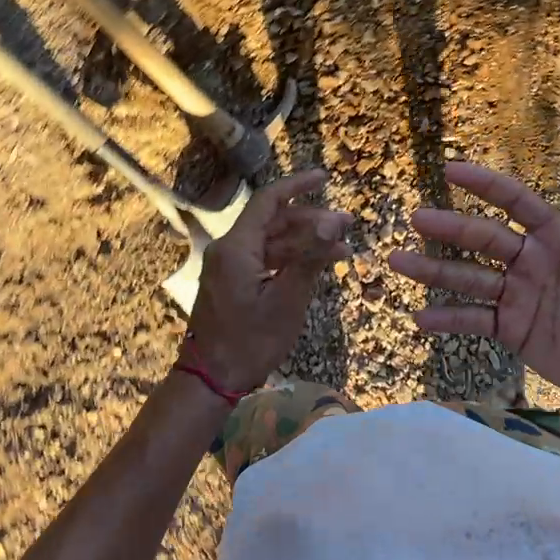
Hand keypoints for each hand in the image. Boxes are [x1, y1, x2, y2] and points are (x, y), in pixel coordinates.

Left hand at [182, 170, 351, 393]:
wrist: (211, 381)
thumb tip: (334, 220)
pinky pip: (265, 259)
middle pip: (274, 221)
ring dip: (306, 242)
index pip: (269, 200)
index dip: (298, 185)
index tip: (325, 178)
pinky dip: (291, 259)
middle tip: (348, 225)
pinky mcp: (233, 282)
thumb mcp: (287, 299)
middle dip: (312, 220)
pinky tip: (318, 265)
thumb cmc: (250, 341)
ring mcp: (229, 266)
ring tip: (343, 249)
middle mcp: (229, 249)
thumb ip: (310, 256)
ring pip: (272, 241)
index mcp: (236, 246)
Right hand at [388, 162, 559, 420]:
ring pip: (469, 278)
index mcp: (559, 240)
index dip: (486, 185)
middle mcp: (532, 262)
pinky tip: (420, 319)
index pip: (518, 204)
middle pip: (484, 238)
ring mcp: (519, 297)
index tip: (450, 169)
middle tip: (417, 219)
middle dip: (450, 227)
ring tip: (398, 263)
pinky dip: (447, 320)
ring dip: (435, 270)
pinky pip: (474, 321)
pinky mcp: (512, 331)